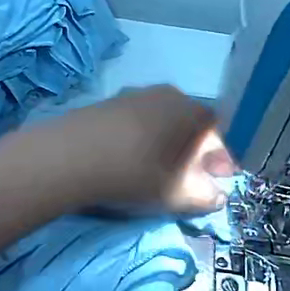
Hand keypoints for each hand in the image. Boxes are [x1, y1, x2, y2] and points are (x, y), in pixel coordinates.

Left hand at [27, 86, 235, 214]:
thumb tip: (218, 195)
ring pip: (163, 120)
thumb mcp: (176, 194)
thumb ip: (204, 196)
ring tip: (158, 170)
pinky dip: (143, 138)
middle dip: (194, 150)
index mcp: (190, 110)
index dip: (220, 157)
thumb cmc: (135, 173)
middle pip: (190, 122)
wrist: (69, 156)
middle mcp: (168, 94)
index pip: (216, 131)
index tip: (216, 179)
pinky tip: (131, 159)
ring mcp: (135, 94)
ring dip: (167, 144)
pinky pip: (139, 120)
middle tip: (189, 176)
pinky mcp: (109, 102)